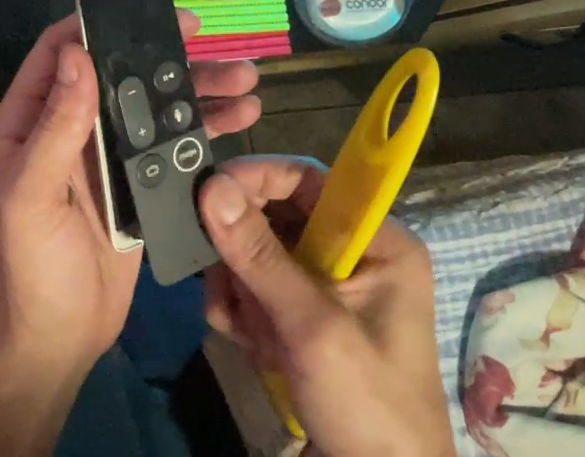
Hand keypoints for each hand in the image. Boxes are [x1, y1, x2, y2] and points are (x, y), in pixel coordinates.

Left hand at [0, 11, 259, 455]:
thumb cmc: (31, 266)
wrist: (59, 339)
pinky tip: (241, 122)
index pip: (59, 55)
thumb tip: (77, 55)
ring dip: (195, 92)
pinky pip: (170, 147)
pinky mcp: (137, 187)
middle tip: (212, 40)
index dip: (98, 27)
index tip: (145, 11)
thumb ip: (55, 127)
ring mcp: (105, 159)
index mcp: (29, 123)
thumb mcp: (30, 195)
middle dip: (164, 56)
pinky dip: (202, 131)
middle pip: (117, 76)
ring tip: (247, 83)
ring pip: (151, 108)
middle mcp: (67, 130)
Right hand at [200, 156, 453, 456]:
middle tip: (224, 283)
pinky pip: (254, 287)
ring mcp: (326, 286)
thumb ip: (260, 256)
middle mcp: (352, 253)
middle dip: (242, 252)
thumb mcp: (312, 327)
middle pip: (273, 216)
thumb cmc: (367, 404)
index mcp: (378, 241)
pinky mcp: (304, 315)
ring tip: (245, 329)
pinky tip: (250, 344)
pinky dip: (242, 311)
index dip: (256, 179)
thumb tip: (211, 186)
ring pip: (255, 252)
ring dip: (238, 288)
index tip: (206, 194)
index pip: (307, 180)